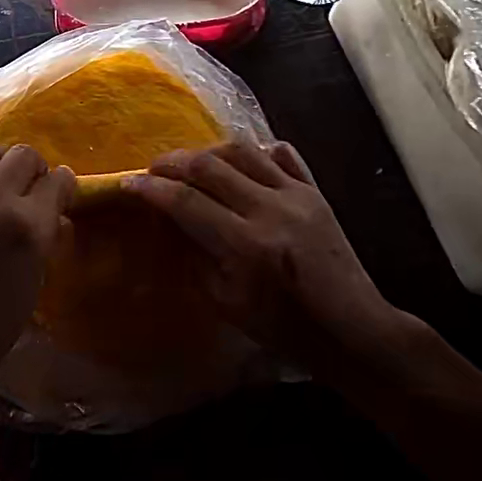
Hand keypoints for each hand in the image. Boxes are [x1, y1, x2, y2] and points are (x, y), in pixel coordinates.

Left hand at [0, 144, 74, 420]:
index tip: (63, 195)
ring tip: (3, 187)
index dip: (64, 187)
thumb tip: (52, 217)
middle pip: (22, 155)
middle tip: (34, 190)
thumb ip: (43, 242)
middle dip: (35, 169)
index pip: (58, 181)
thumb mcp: (32, 287)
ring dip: (1, 164)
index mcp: (28, 226)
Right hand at [123, 140, 409, 367]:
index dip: (150, 188)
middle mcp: (270, 211)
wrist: (353, 330)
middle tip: (154, 169)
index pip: (185, 201)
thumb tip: (166, 219)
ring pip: (241, 150)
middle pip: (208, 165)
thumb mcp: (222, 299)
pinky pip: (280, 154)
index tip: (128, 183)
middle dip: (171, 162)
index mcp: (245, 245)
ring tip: (190, 163)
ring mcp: (297, 197)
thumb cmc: (281, 325)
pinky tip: (236, 163)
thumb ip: (192, 252)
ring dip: (206, 151)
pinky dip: (252, 151)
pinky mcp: (315, 193)